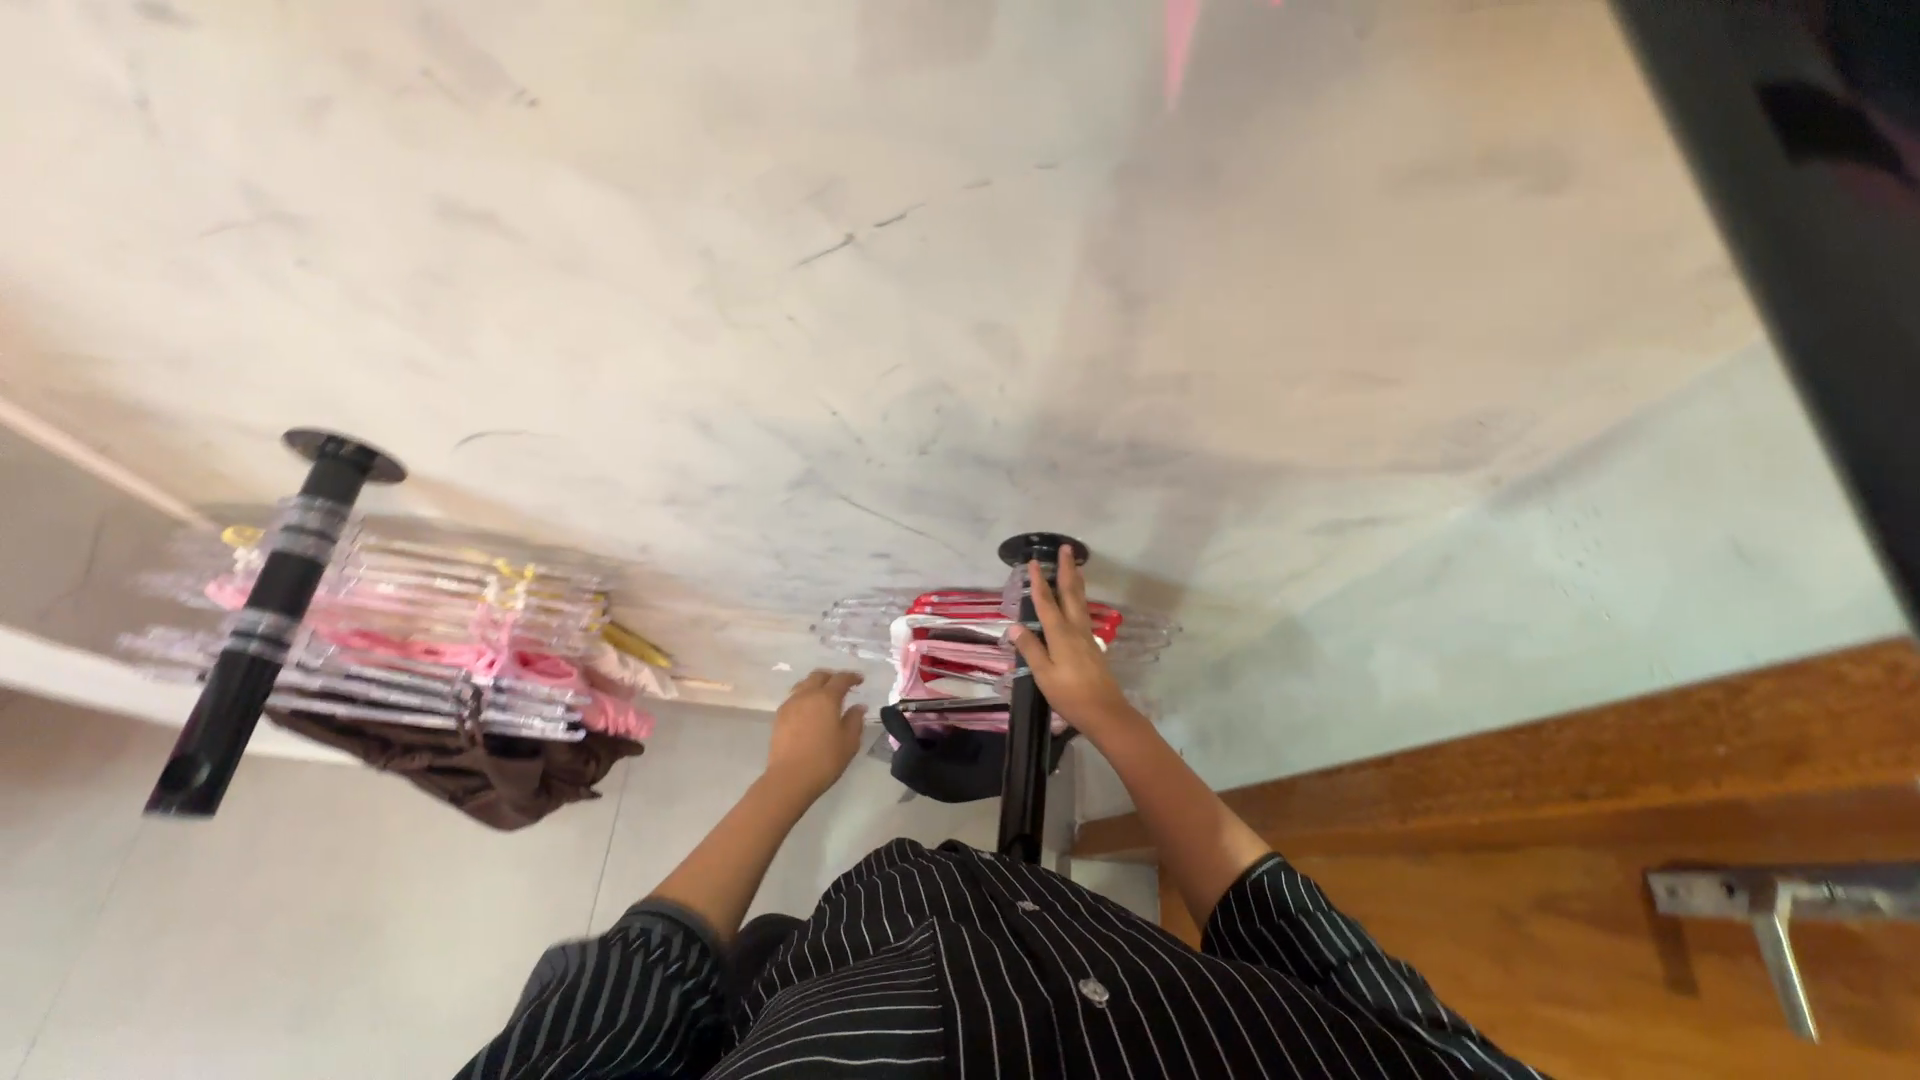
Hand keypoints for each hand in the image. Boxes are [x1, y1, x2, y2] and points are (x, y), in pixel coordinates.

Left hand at [765, 670, 866, 798]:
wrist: (789, 778)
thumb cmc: (825, 759)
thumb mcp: (849, 742)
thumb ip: (855, 720)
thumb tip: (858, 706)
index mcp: (826, 698)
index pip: (841, 679)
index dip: (852, 677)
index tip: (860, 680)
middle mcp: (806, 695)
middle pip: (818, 676)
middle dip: (832, 677)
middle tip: (842, 685)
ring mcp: (790, 705)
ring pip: (803, 684)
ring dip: (816, 685)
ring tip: (824, 696)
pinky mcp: (779, 717)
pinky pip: (794, 698)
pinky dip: (804, 697)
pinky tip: (809, 710)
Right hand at [1006, 547, 1143, 740]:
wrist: (1104, 711)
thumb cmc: (1069, 694)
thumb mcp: (1043, 674)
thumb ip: (1030, 649)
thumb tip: (1014, 626)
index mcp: (1060, 634)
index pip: (1046, 602)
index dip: (1039, 581)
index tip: (1034, 562)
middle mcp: (1075, 629)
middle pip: (1070, 593)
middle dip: (1066, 570)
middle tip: (1066, 548)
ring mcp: (1086, 636)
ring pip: (1080, 601)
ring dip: (1076, 581)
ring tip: (1075, 565)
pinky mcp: (1092, 645)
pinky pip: (1083, 612)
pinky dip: (1079, 598)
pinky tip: (1078, 601)